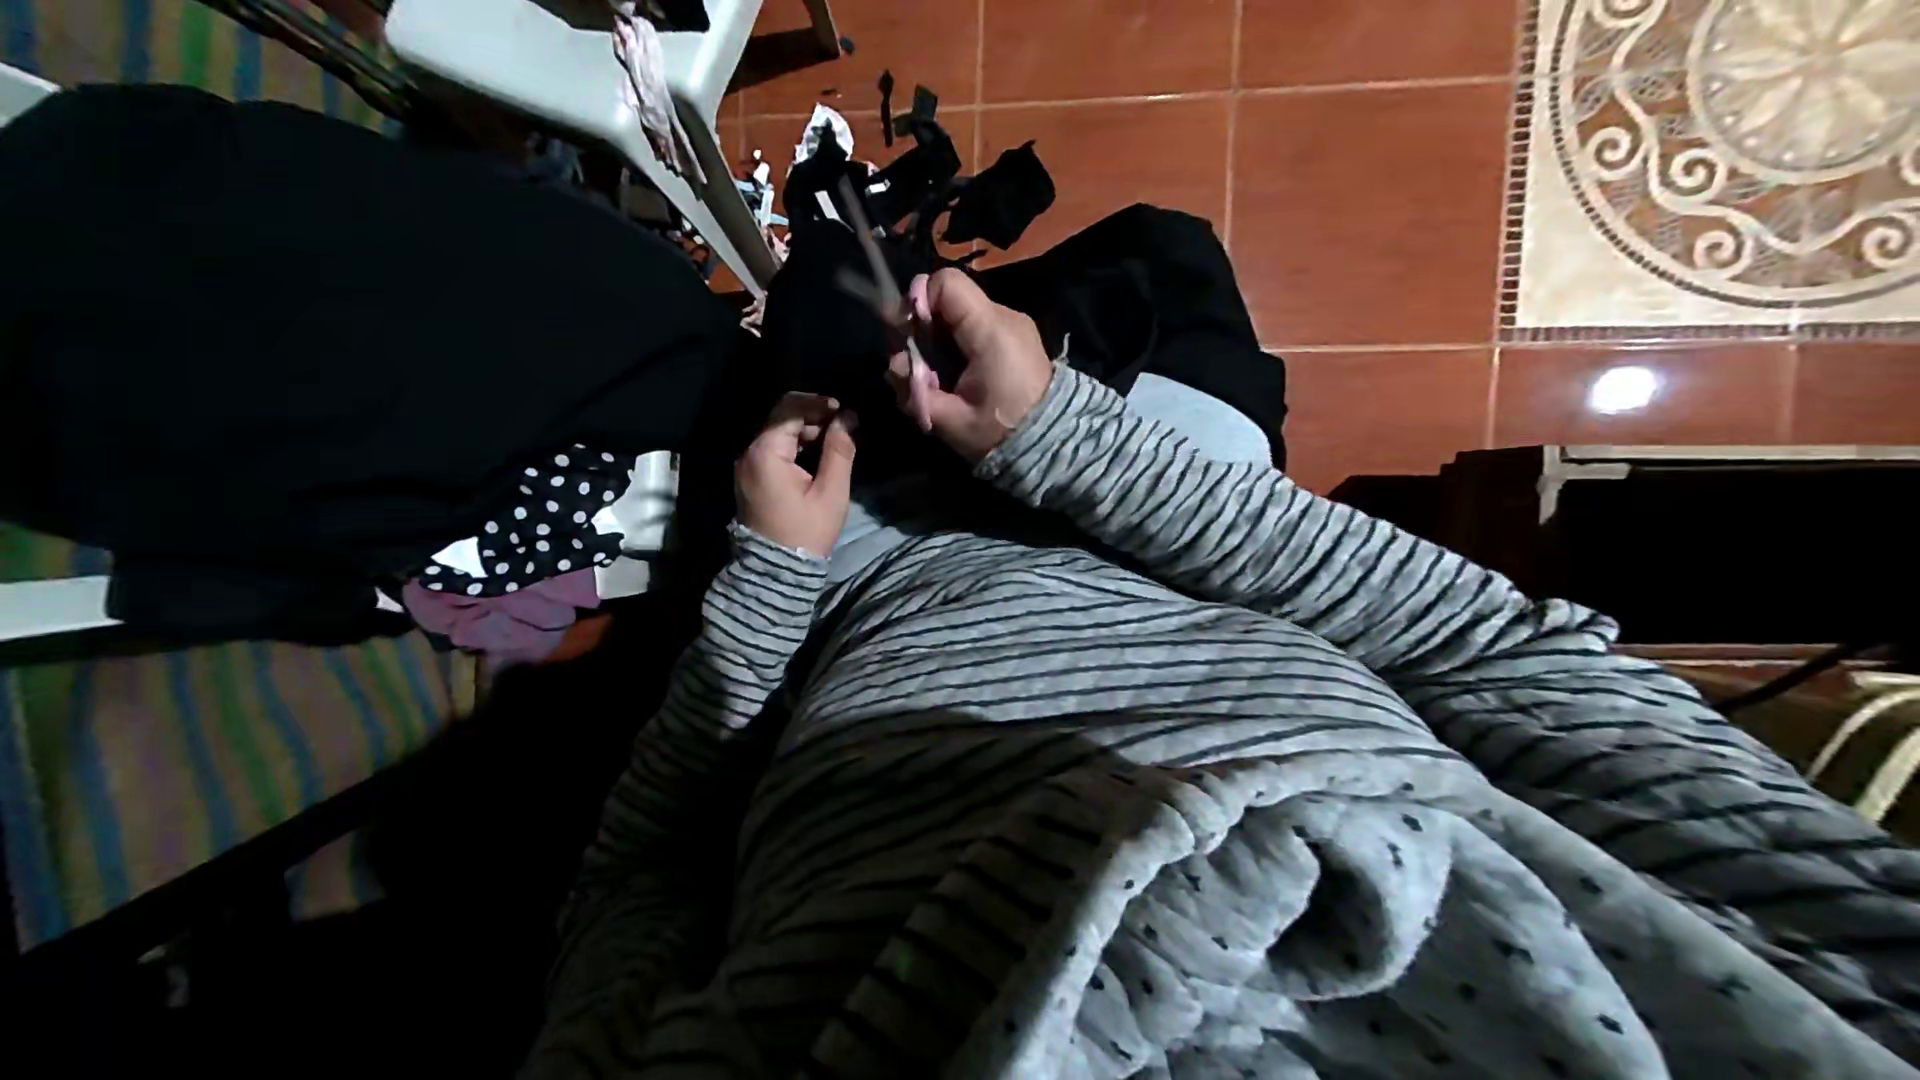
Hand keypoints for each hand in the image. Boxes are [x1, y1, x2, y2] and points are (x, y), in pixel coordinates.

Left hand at [735, 393, 856, 557]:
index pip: (790, 409)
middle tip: (842, 427)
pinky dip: (793, 445)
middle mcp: (748, 453)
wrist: (776, 571)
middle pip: (781, 418)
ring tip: (833, 442)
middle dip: (813, 416)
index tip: (844, 411)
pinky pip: (771, 449)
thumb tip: (848, 418)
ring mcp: (746, 466)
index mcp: (766, 453)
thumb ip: (839, 450)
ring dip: (804, 431)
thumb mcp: (831, 492)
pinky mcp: (749, 477)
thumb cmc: (807, 531)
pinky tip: (816, 455)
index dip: (818, 404)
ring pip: (776, 432)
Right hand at [886, 269, 1052, 461]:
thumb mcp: (948, 419)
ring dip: (938, 343)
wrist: (1052, 444)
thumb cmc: (999, 433)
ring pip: (958, 316)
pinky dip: (957, 348)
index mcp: (990, 330)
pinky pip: (975, 328)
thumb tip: (894, 363)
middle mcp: (1003, 317)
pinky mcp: (1015, 339)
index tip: (907, 338)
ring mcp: (1012, 326)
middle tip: (916, 367)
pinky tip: (957, 378)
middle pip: (947, 300)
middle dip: (922, 330)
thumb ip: (914, 387)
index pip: (944, 283)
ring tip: (937, 380)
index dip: (917, 304)